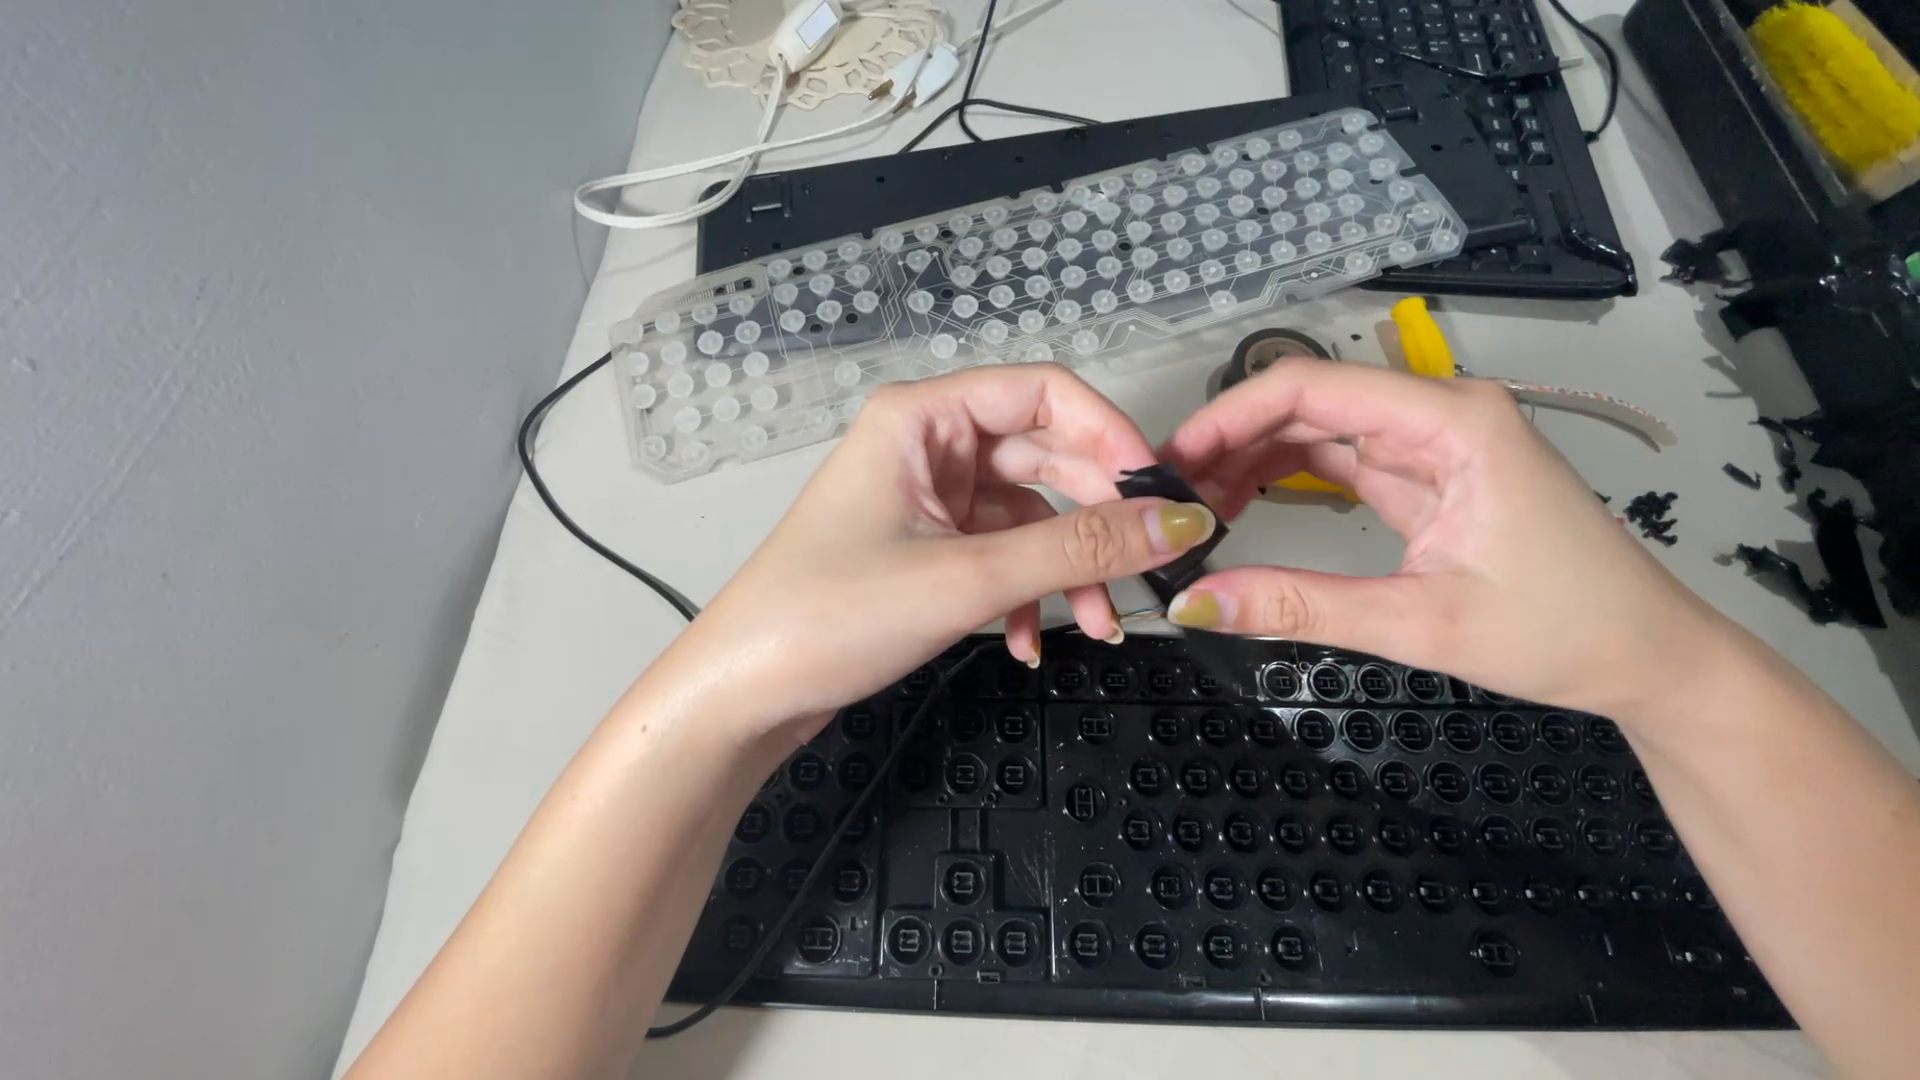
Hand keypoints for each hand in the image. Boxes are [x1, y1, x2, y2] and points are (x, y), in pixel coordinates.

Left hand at [649, 364, 1217, 742]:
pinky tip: (1028, 642)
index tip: (1158, 493)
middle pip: (1043, 458)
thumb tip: (1176, 523)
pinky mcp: (926, 549)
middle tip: (1142, 570)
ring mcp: (927, 501)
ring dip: (1065, 571)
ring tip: (1094, 626)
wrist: (746, 694)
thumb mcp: (966, 578)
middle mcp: (927, 448)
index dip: (1110, 434)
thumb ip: (1078, 549)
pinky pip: (1001, 556)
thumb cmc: (831, 615)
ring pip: (1028, 517)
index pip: (1043, 393)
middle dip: (1094, 519)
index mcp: (922, 418)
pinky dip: (1025, 595)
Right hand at [1160, 358, 1733, 719]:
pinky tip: (1239, 505)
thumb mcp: (1417, 622)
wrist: (1648, 658)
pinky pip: (1330, 460)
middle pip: (1302, 402)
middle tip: (1168, 493)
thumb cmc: (1564, 629)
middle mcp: (1436, 416)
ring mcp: (1427, 444)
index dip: (1226, 417)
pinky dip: (1277, 479)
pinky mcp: (1419, 475)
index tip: (1169, 460)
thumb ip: (1296, 607)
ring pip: (1310, 429)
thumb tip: (1196, 601)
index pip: (1309, 388)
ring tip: (1193, 504)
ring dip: (1246, 460)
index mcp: (1450, 423)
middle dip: (1227, 441)